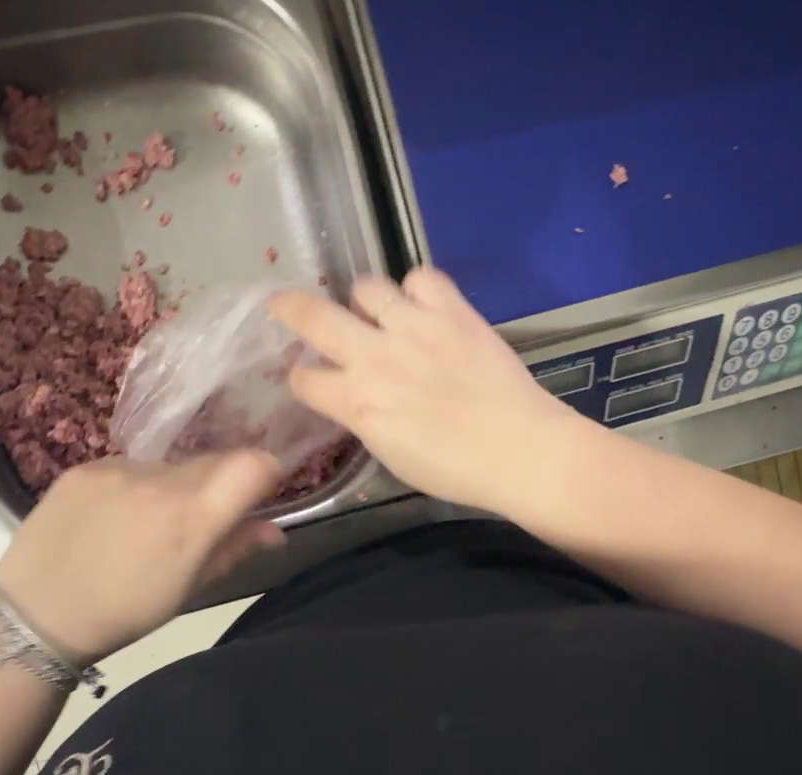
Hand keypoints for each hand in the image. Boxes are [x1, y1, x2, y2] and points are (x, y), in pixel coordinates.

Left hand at [0, 451, 283, 661]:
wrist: (36, 614)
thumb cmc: (124, 613)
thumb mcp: (188, 590)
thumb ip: (235, 551)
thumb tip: (274, 531)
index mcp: (193, 516)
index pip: (252, 465)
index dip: (265, 472)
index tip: (260, 493)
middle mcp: (160, 480)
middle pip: (213, 461)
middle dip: (219, 484)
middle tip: (201, 521)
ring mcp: (118, 469)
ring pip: (169, 467)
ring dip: (174, 487)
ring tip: (147, 527)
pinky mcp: (83, 467)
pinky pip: (129, 468)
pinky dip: (134, 487)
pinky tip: (112, 520)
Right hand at [271, 268, 583, 511]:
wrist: (519, 450)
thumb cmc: (454, 469)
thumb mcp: (391, 454)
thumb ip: (364, 417)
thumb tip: (355, 396)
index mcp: (358, 402)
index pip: (304, 378)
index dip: (300, 377)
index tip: (306, 376)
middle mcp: (376, 356)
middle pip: (314, 317)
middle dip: (289, 307)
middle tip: (282, 302)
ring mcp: (415, 326)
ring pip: (367, 287)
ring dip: (365, 300)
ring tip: (378, 313)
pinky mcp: (453, 310)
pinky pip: (420, 278)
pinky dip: (416, 289)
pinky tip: (423, 306)